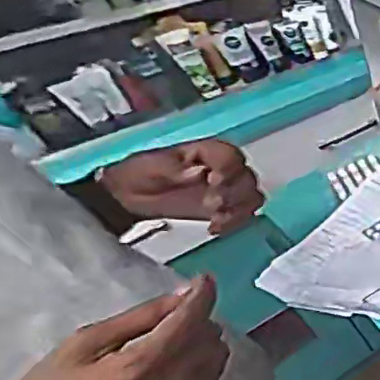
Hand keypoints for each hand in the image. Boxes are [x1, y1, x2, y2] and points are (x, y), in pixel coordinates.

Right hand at [0, 276, 230, 379]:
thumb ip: (140, 317)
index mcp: (140, 366)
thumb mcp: (83, 343)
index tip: (203, 280)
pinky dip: (203, 362)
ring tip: (174, 334)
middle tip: (174, 311)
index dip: (202, 295)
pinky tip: (178, 357)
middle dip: (198, 318)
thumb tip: (181, 296)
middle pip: (208, 339)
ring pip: (216, 358)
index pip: (189, 321)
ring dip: (203, 339)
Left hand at [98, 139, 263, 234]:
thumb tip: (200, 172)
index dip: (228, 169)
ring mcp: (228, 188)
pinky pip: (245, 214)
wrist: (127, 197)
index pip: (231, 156)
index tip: (213, 182)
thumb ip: (175, 169)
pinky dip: (234, 222)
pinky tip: (214, 227)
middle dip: (234, 193)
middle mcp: (224, 168)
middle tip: (211, 204)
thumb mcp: (151, 167)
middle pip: (247, 178)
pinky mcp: (227, 207)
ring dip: (238, 210)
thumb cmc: (139, 175)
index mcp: (207, 152)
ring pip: (252, 197)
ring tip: (215, 218)